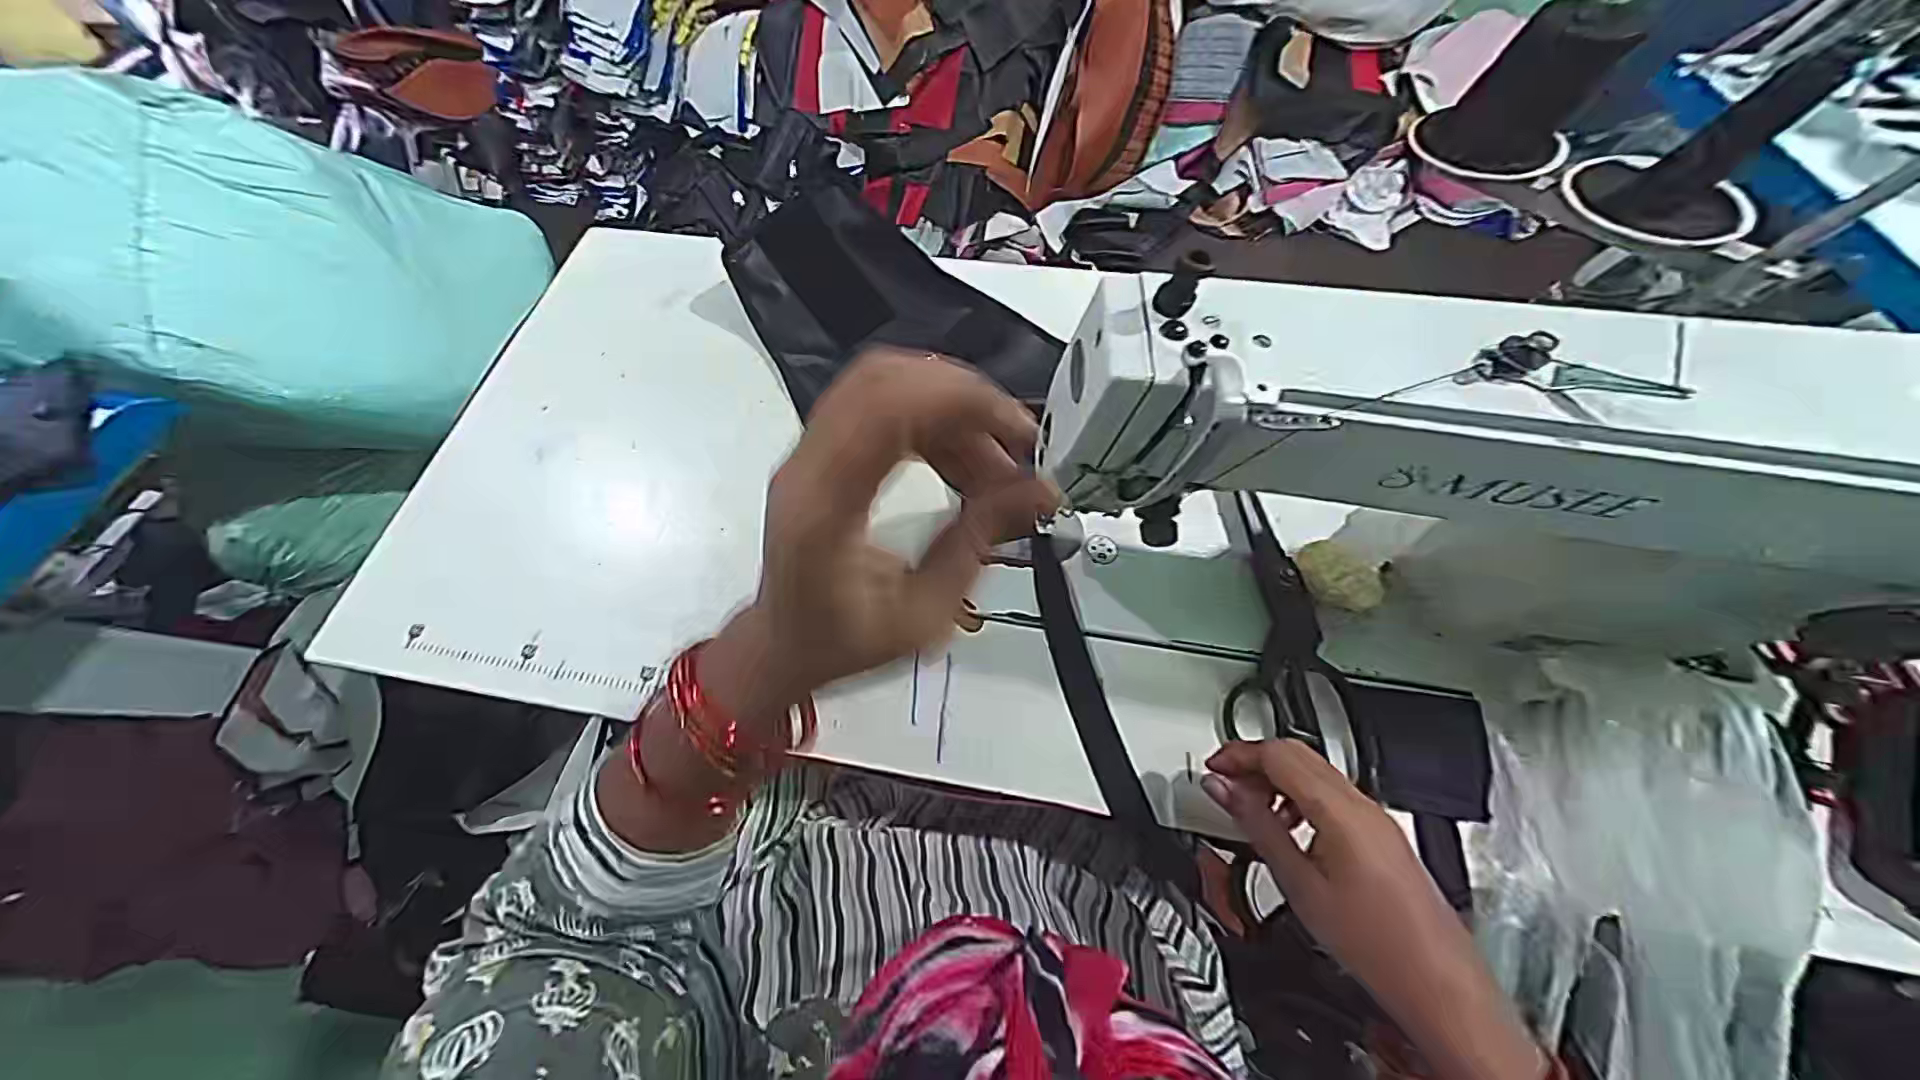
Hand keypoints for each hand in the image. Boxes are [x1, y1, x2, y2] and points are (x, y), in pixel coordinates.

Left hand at [709, 349, 1057, 715]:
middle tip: (1014, 442)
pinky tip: (965, 463)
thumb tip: (1033, 493)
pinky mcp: (823, 452)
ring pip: (887, 385)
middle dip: (966, 399)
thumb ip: (977, 543)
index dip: (962, 401)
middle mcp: (808, 467)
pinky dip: (934, 422)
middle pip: (887, 380)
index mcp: (824, 507)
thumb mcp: (923, 613)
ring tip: (995, 465)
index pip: (886, 408)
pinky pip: (882, 406)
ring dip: (953, 411)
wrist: (787, 643)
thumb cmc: (839, 641)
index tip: (1016, 430)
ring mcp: (810, 453)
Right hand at [1204, 740, 1545, 1079]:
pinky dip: (1297, 796)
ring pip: (1312, 770)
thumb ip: (1256, 824)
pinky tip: (1284, 827)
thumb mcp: (1298, 883)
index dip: (1237, 755)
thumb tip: (1223, 790)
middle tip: (1223, 782)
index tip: (1212, 770)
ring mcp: (1375, 817)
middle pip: (1295, 753)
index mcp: (1341, 810)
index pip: (1277, 754)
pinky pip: (1330, 793)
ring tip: (1248, 807)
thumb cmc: (1379, 946)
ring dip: (1274, 778)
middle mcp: (1362, 805)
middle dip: (1252, 761)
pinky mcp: (1380, 832)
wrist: (1440, 986)